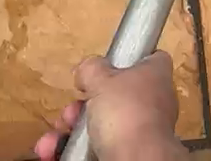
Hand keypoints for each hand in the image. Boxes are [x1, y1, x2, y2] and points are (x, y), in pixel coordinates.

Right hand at [33, 52, 186, 160]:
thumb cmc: (125, 111)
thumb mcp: (102, 78)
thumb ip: (92, 68)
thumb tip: (87, 69)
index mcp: (156, 74)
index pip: (146, 59)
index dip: (124, 61)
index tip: (102, 68)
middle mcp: (152, 101)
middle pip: (113, 95)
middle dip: (82, 104)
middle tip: (71, 111)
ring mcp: (141, 130)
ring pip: (101, 123)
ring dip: (72, 128)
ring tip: (57, 134)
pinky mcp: (128, 153)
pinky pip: (98, 147)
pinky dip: (75, 149)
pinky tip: (54, 150)